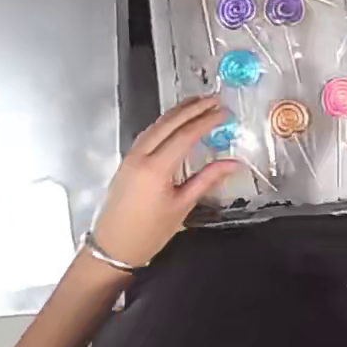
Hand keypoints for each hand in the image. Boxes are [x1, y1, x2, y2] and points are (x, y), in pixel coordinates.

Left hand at [91, 95, 238, 266]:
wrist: (113, 248)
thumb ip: (207, 180)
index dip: (206, 121)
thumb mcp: (183, 206)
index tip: (224, 112)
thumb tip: (233, 164)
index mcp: (156, 168)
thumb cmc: (149, 233)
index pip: (185, 135)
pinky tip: (176, 122)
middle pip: (169, 123)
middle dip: (192, 108)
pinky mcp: (127, 161)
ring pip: (156, 125)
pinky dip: (165, 123)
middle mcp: (140, 156)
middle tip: (214, 99)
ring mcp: (130, 157)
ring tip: (198, 103)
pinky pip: (148, 134)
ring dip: (178, 112)